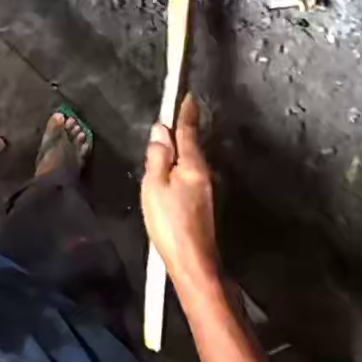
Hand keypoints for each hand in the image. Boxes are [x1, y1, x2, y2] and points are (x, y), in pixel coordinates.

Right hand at [142, 94, 219, 287]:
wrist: (194, 264)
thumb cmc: (170, 222)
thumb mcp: (154, 185)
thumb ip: (157, 156)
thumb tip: (161, 131)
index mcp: (193, 165)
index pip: (188, 132)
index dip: (186, 113)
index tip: (189, 96)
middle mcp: (205, 174)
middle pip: (190, 146)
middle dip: (179, 135)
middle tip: (165, 124)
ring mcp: (207, 190)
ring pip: (190, 162)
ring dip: (178, 154)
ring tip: (161, 152)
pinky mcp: (203, 204)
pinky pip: (189, 176)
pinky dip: (179, 169)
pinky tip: (168, 177)